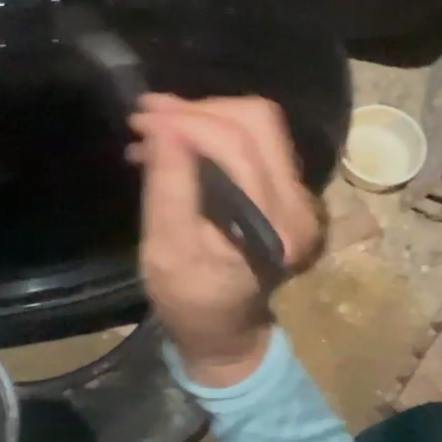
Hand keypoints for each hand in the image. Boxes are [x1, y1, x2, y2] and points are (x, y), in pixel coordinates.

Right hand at [129, 94, 321, 387]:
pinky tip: (174, 143)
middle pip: (257, 121)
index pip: (238, 146)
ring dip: (203, 117)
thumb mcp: (165, 249)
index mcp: (273, 224)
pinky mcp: (286, 190)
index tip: (143, 117)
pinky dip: (211, 133)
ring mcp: (297, 195)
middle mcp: (297, 203)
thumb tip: (163, 126)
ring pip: (256, 125)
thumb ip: (169, 186)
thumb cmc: (188, 299)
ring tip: (154, 129)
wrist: (223, 331)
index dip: (189, 121)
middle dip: (198, 109)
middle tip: (148, 113)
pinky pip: (253, 141)